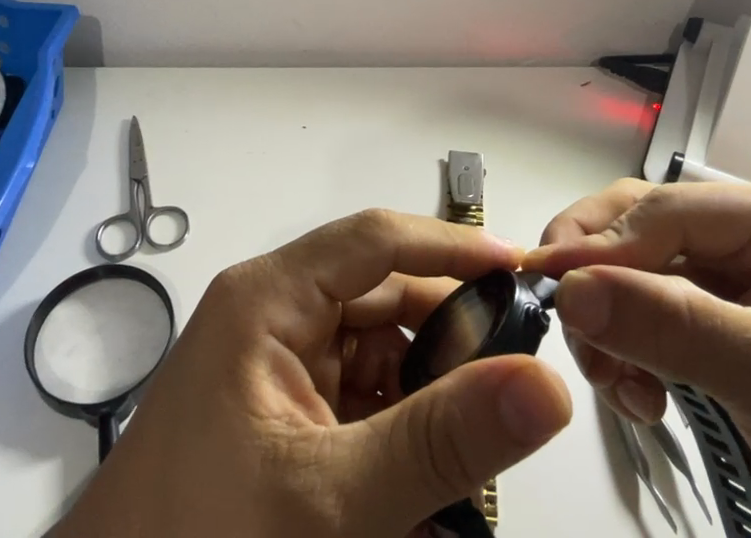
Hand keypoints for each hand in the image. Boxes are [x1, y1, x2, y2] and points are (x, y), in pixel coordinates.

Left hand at [58, 209, 573, 536]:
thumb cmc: (204, 533)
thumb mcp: (332, 493)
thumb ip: (441, 439)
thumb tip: (546, 385)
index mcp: (269, 300)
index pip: (378, 241)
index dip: (455, 250)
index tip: (528, 275)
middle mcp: (274, 318)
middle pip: (387, 301)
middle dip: (453, 344)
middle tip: (518, 393)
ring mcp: (279, 368)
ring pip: (382, 358)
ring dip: (431, 401)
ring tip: (475, 454)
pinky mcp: (284, 416)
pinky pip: (362, 404)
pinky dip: (402, 435)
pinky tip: (429, 488)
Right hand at [525, 179, 750, 537]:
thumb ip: (672, 326)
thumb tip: (569, 290)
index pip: (669, 208)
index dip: (604, 240)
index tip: (547, 280)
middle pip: (638, 232)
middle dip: (596, 277)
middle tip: (570, 326)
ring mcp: (728, 300)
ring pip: (626, 283)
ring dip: (604, 328)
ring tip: (622, 386)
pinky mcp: (712, 350)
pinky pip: (636, 333)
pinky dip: (620, 361)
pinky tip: (641, 400)